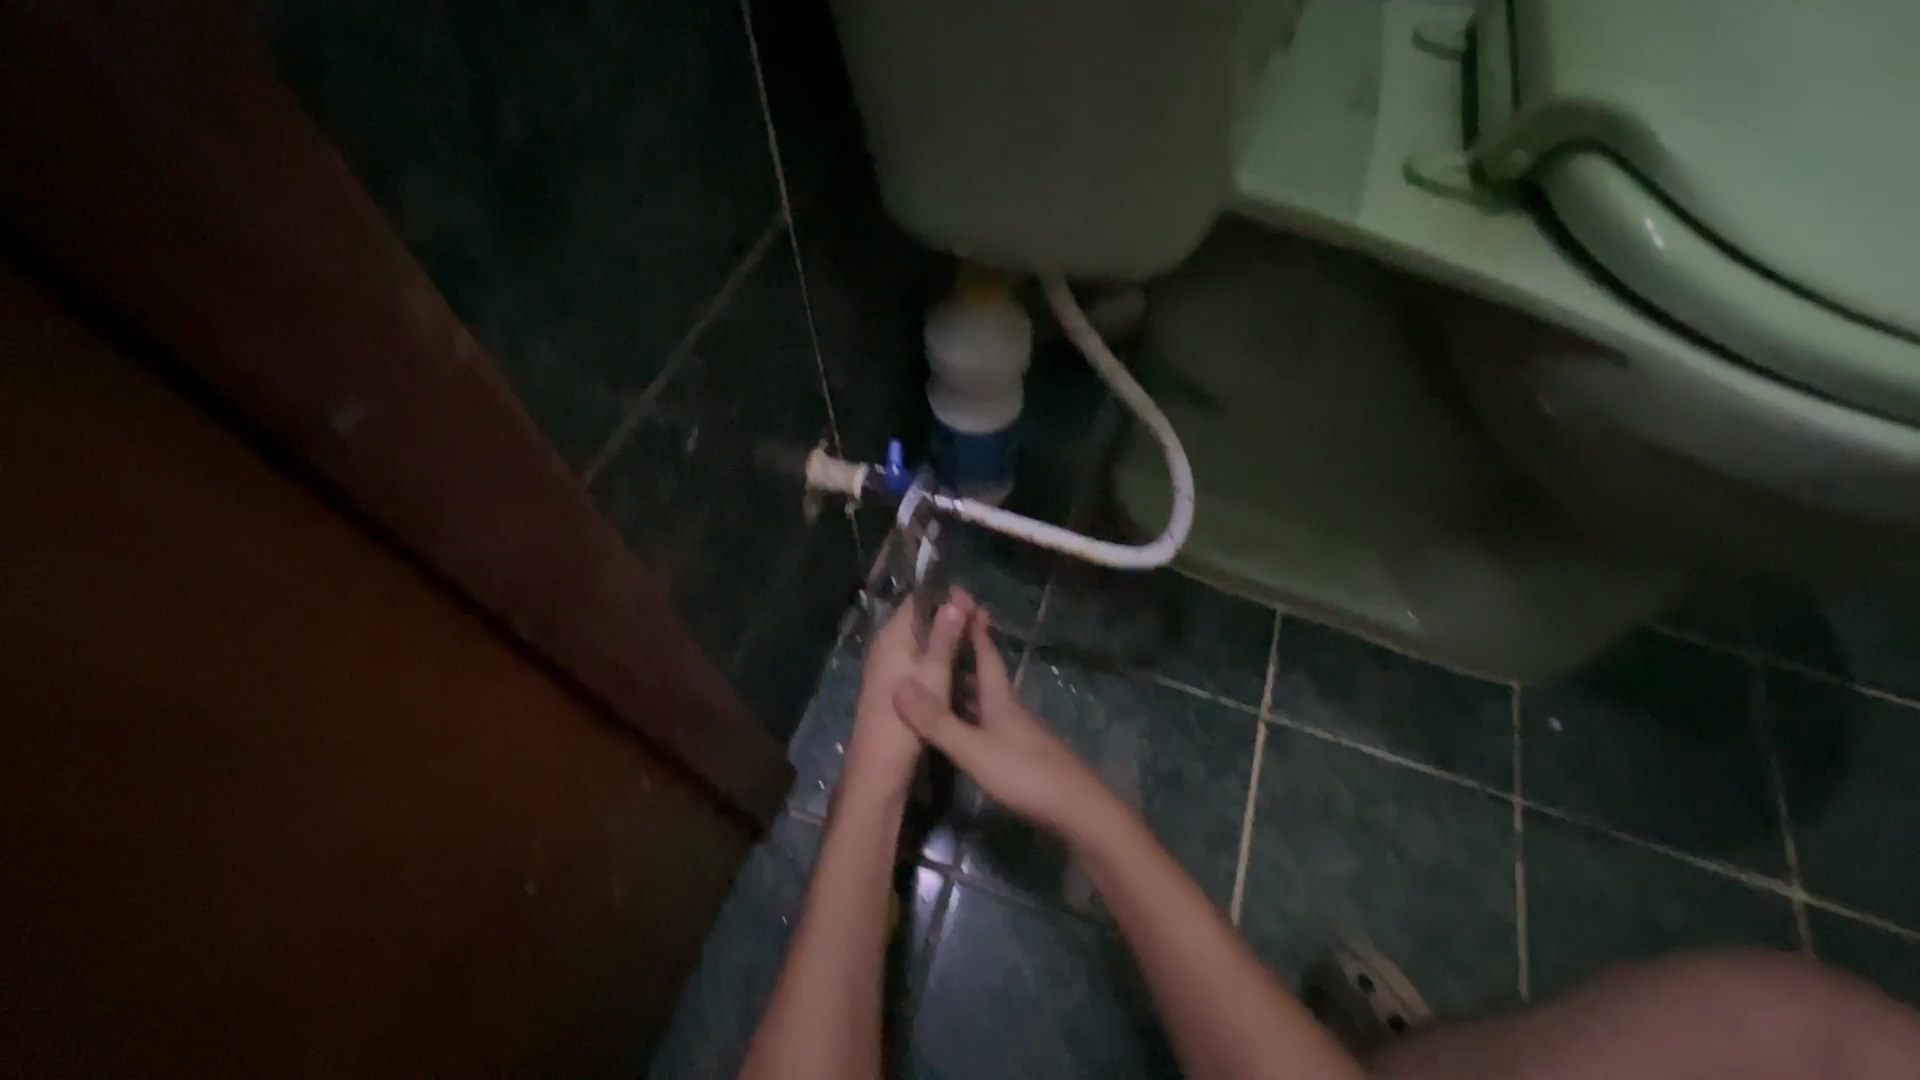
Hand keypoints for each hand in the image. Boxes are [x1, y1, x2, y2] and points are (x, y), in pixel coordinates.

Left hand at [840, 589, 974, 800]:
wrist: (879, 766)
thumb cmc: (907, 716)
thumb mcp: (933, 672)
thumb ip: (944, 635)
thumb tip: (955, 600)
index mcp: (892, 637)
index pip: (917, 601)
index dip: (945, 597)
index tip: (974, 601)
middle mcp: (887, 647)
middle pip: (920, 621)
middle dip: (950, 618)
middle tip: (983, 620)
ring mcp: (889, 669)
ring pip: (922, 644)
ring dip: (947, 640)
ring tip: (979, 640)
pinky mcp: (895, 688)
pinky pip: (920, 663)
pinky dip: (939, 660)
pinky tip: (962, 667)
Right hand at [891, 612, 1113, 836]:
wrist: (1076, 811)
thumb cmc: (1024, 773)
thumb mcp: (973, 749)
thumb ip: (936, 721)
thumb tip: (897, 684)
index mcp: (999, 699)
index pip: (985, 655)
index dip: (974, 629)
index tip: (963, 602)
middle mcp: (1009, 710)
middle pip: (986, 675)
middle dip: (967, 653)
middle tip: (943, 634)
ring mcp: (1018, 734)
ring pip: (987, 701)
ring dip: (966, 687)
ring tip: (941, 678)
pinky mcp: (1021, 757)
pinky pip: (989, 725)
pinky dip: (971, 716)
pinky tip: (963, 727)